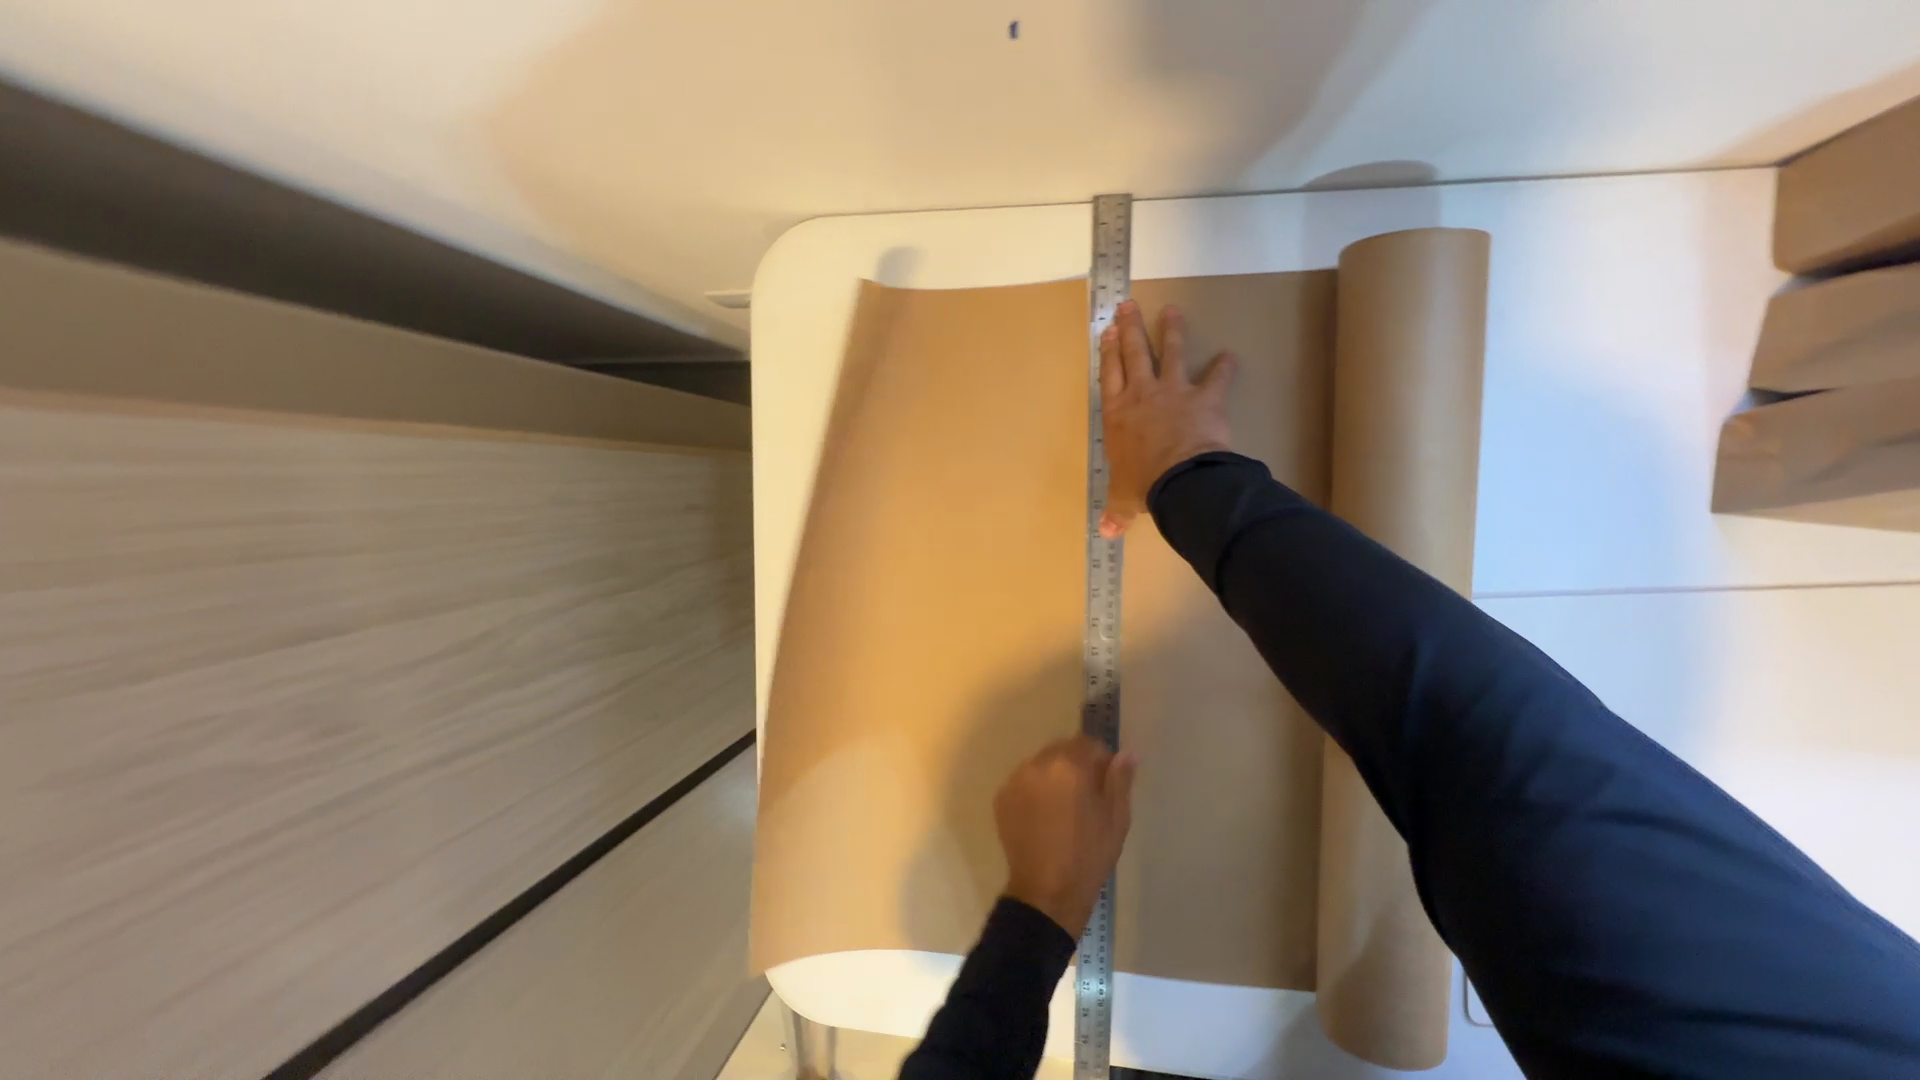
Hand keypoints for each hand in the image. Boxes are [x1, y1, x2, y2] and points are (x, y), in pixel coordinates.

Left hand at [994, 735, 1137, 937]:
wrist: (1047, 892)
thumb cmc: (1089, 855)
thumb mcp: (1116, 818)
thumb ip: (1120, 779)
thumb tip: (1127, 753)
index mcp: (1069, 766)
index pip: (1088, 743)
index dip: (1100, 759)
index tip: (1105, 781)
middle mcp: (1038, 765)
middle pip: (1062, 750)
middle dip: (1075, 765)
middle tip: (1086, 797)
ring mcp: (1016, 781)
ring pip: (1041, 765)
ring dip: (1054, 776)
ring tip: (1063, 809)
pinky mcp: (1002, 798)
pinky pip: (1024, 782)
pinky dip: (1035, 790)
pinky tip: (1044, 817)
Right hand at [1098, 299, 1237, 536]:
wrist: (1179, 481)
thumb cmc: (1143, 486)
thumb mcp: (1124, 499)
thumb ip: (1117, 511)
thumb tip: (1106, 533)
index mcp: (1117, 415)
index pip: (1109, 375)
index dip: (1108, 352)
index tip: (1108, 331)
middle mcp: (1142, 395)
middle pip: (1134, 354)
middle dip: (1130, 328)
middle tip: (1128, 305)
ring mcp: (1174, 392)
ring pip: (1171, 353)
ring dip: (1171, 331)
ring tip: (1171, 310)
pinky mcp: (1204, 397)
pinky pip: (1217, 377)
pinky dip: (1225, 366)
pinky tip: (1231, 354)